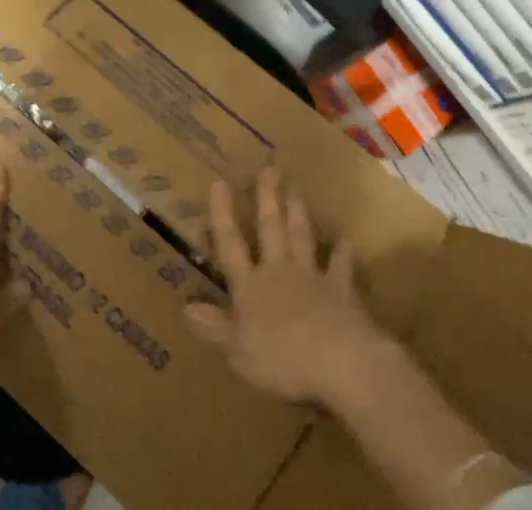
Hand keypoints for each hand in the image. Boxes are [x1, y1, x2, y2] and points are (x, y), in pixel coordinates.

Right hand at [184, 167, 387, 408]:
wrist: (342, 362)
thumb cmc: (282, 359)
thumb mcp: (238, 351)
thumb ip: (214, 327)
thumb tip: (186, 307)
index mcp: (250, 288)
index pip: (231, 245)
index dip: (223, 215)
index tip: (219, 183)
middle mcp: (279, 273)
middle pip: (270, 230)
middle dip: (267, 199)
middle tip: (269, 169)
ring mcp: (313, 278)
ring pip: (301, 239)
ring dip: (297, 215)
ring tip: (295, 192)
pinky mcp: (343, 291)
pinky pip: (341, 265)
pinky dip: (342, 251)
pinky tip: (345, 236)